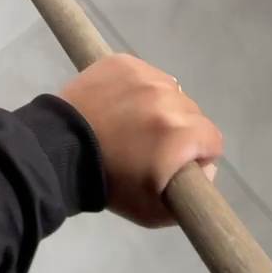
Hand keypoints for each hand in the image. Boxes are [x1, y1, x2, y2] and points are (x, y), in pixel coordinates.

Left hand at [57, 53, 222, 227]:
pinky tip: (121, 102)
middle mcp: (166, 97)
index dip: (198, 153)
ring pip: (169, 89)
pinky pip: (146, 73)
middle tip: (150, 142)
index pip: (212, 138)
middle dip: (179, 128)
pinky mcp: (121, 61)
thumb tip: (203, 166)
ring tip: (133, 120)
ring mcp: (143, 75)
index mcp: (179, 132)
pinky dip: (139, 86)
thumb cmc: (110, 183)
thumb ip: (195, 194)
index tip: (176, 161)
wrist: (59, 149)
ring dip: (159, 104)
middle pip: (191, 112)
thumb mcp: (157, 210)